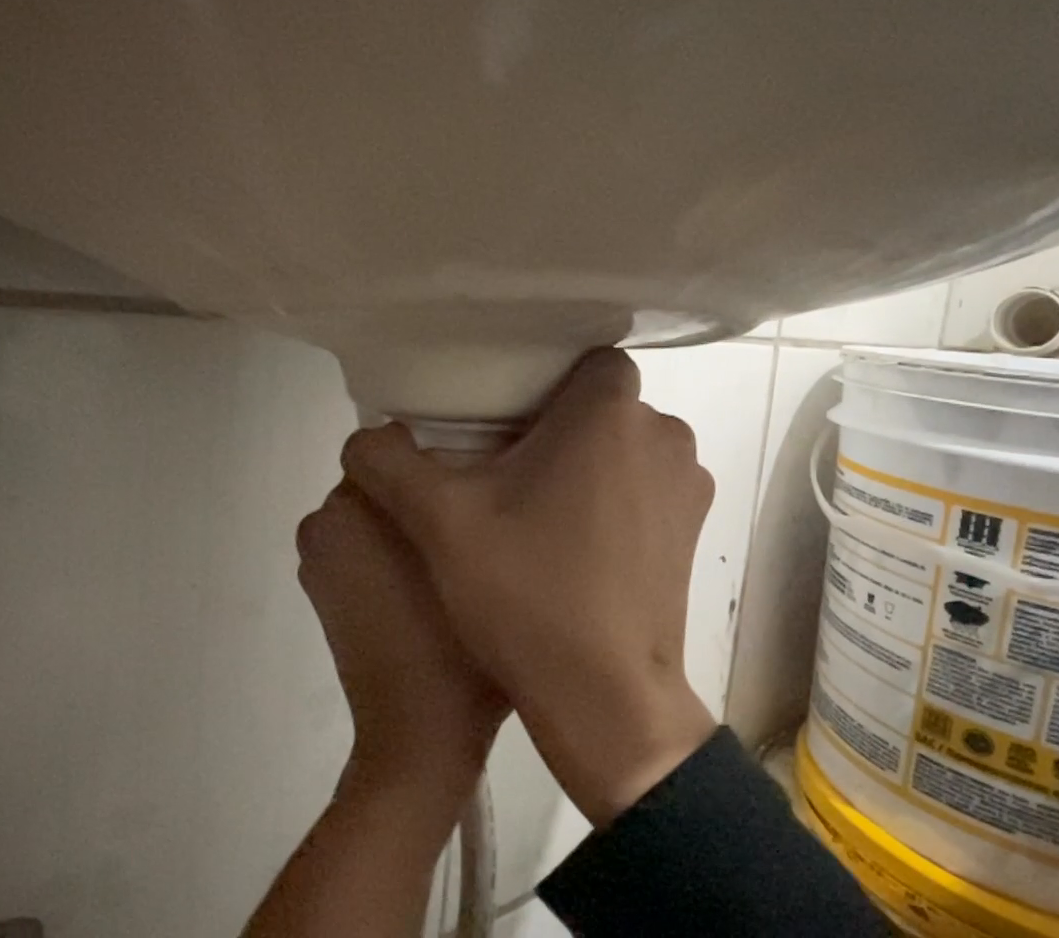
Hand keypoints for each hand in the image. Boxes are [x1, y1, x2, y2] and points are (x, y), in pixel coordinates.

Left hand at [296, 480, 508, 783]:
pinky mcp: (319, 590)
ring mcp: (317, 557)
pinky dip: (385, 556)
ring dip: (408, 525)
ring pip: (376, 514)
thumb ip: (478, 497)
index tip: (482, 479)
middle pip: (388, 479)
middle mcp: (326, 517)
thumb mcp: (485, 554)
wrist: (419, 736)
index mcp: (359, 499)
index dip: (446, 454)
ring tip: (458, 558)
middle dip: (425, 491)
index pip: (402, 442)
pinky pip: (359, 548)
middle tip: (477, 521)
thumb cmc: (459, 647)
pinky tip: (426, 587)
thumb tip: (475, 467)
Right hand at [341, 349, 716, 826]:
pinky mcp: (695, 538)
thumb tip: (362, 436)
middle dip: (557, 426)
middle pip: (601, 407)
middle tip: (501, 464)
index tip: (502, 413)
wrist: (604, 700)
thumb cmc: (525, 592)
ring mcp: (689, 490)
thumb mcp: (436, 521)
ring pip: (625, 451)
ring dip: (587, 467)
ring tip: (532, 511)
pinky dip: (613, 504)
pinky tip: (569, 548)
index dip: (543, 379)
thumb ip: (388, 462)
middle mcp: (664, 437)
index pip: (585, 358)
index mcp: (609, 413)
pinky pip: (645, 493)